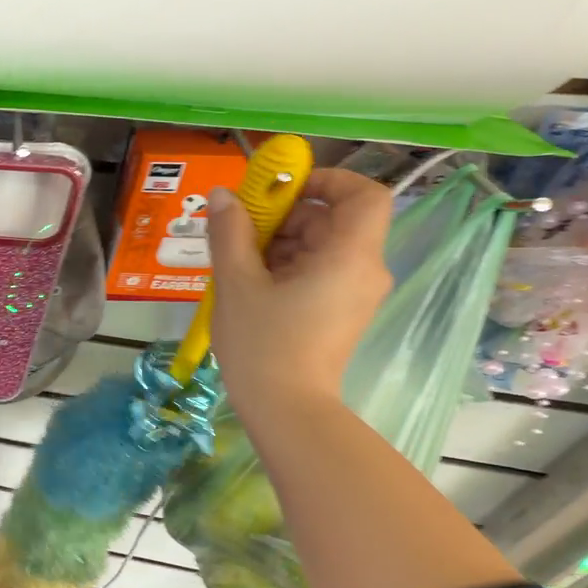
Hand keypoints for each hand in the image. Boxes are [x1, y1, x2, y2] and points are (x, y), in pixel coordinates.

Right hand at [206, 168, 392, 417]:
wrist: (284, 406)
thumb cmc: (262, 342)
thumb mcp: (237, 284)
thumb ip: (230, 233)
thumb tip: (223, 193)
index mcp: (350, 256)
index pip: (363, 195)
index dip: (327, 180)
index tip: (280, 188)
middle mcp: (363, 269)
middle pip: (334, 221)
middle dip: (287, 216)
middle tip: (239, 230)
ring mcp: (353, 293)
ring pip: (322, 247)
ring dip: (280, 243)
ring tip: (235, 262)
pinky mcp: (338, 312)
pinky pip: (318, 272)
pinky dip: (286, 267)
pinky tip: (248, 284)